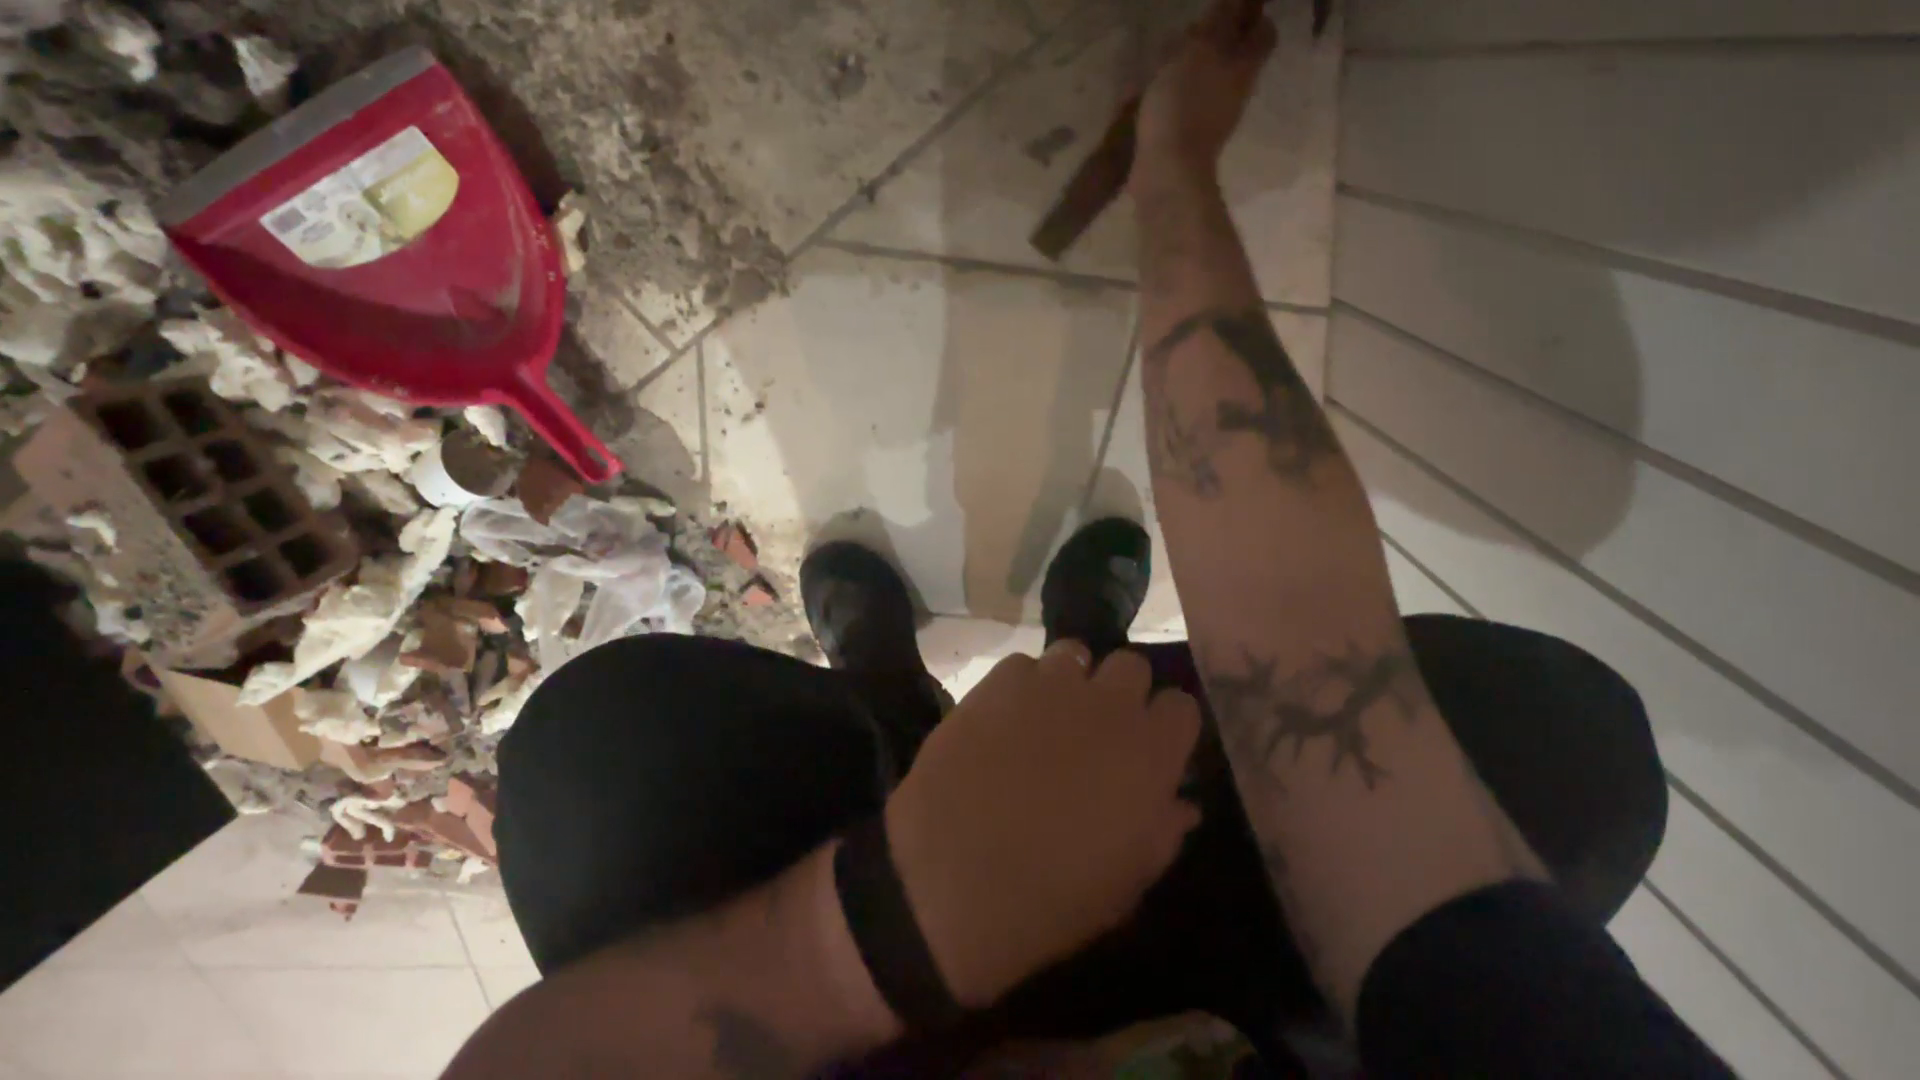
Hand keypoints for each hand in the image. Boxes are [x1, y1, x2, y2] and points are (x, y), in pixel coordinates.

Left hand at [883, 642, 1202, 1006]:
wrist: (954, 884)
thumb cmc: (1055, 898)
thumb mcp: (1127, 882)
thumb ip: (1163, 831)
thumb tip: (1182, 804)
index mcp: (1151, 752)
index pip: (1181, 706)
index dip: (1166, 726)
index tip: (1150, 749)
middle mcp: (1108, 705)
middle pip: (1131, 666)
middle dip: (1121, 692)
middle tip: (1098, 731)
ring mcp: (1049, 687)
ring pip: (1075, 654)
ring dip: (1071, 681)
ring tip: (1049, 717)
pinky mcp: (995, 684)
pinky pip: (1021, 665)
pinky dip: (1020, 686)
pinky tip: (1004, 721)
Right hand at [1132, 0, 1277, 188]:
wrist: (1168, 171)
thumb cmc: (1185, 104)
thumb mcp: (1202, 48)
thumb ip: (1221, 18)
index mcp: (1245, 65)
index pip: (1264, 32)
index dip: (1252, 14)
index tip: (1232, 5)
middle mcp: (1236, 90)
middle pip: (1236, 56)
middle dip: (1217, 39)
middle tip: (1192, 30)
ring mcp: (1214, 116)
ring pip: (1211, 79)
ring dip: (1191, 65)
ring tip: (1165, 58)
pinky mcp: (1190, 136)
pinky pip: (1188, 103)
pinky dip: (1175, 92)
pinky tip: (1153, 89)